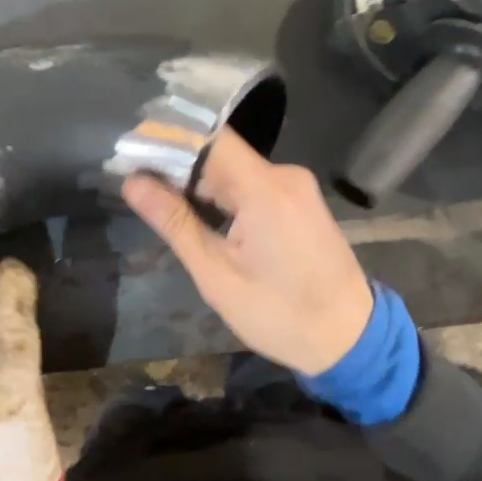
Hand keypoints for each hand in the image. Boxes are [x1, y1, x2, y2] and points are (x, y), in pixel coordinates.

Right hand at [123, 131, 373, 375]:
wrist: (351, 341)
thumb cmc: (279, 314)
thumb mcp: (215, 274)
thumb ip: (175, 222)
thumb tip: (132, 182)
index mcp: (265, 189)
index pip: (208, 138)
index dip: (167, 139)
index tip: (130, 152)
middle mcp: (284, 176)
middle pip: (219, 153)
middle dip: (177, 166)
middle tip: (135, 183)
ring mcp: (296, 187)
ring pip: (233, 170)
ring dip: (199, 183)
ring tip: (158, 201)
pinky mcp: (299, 201)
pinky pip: (251, 184)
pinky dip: (223, 195)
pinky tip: (200, 215)